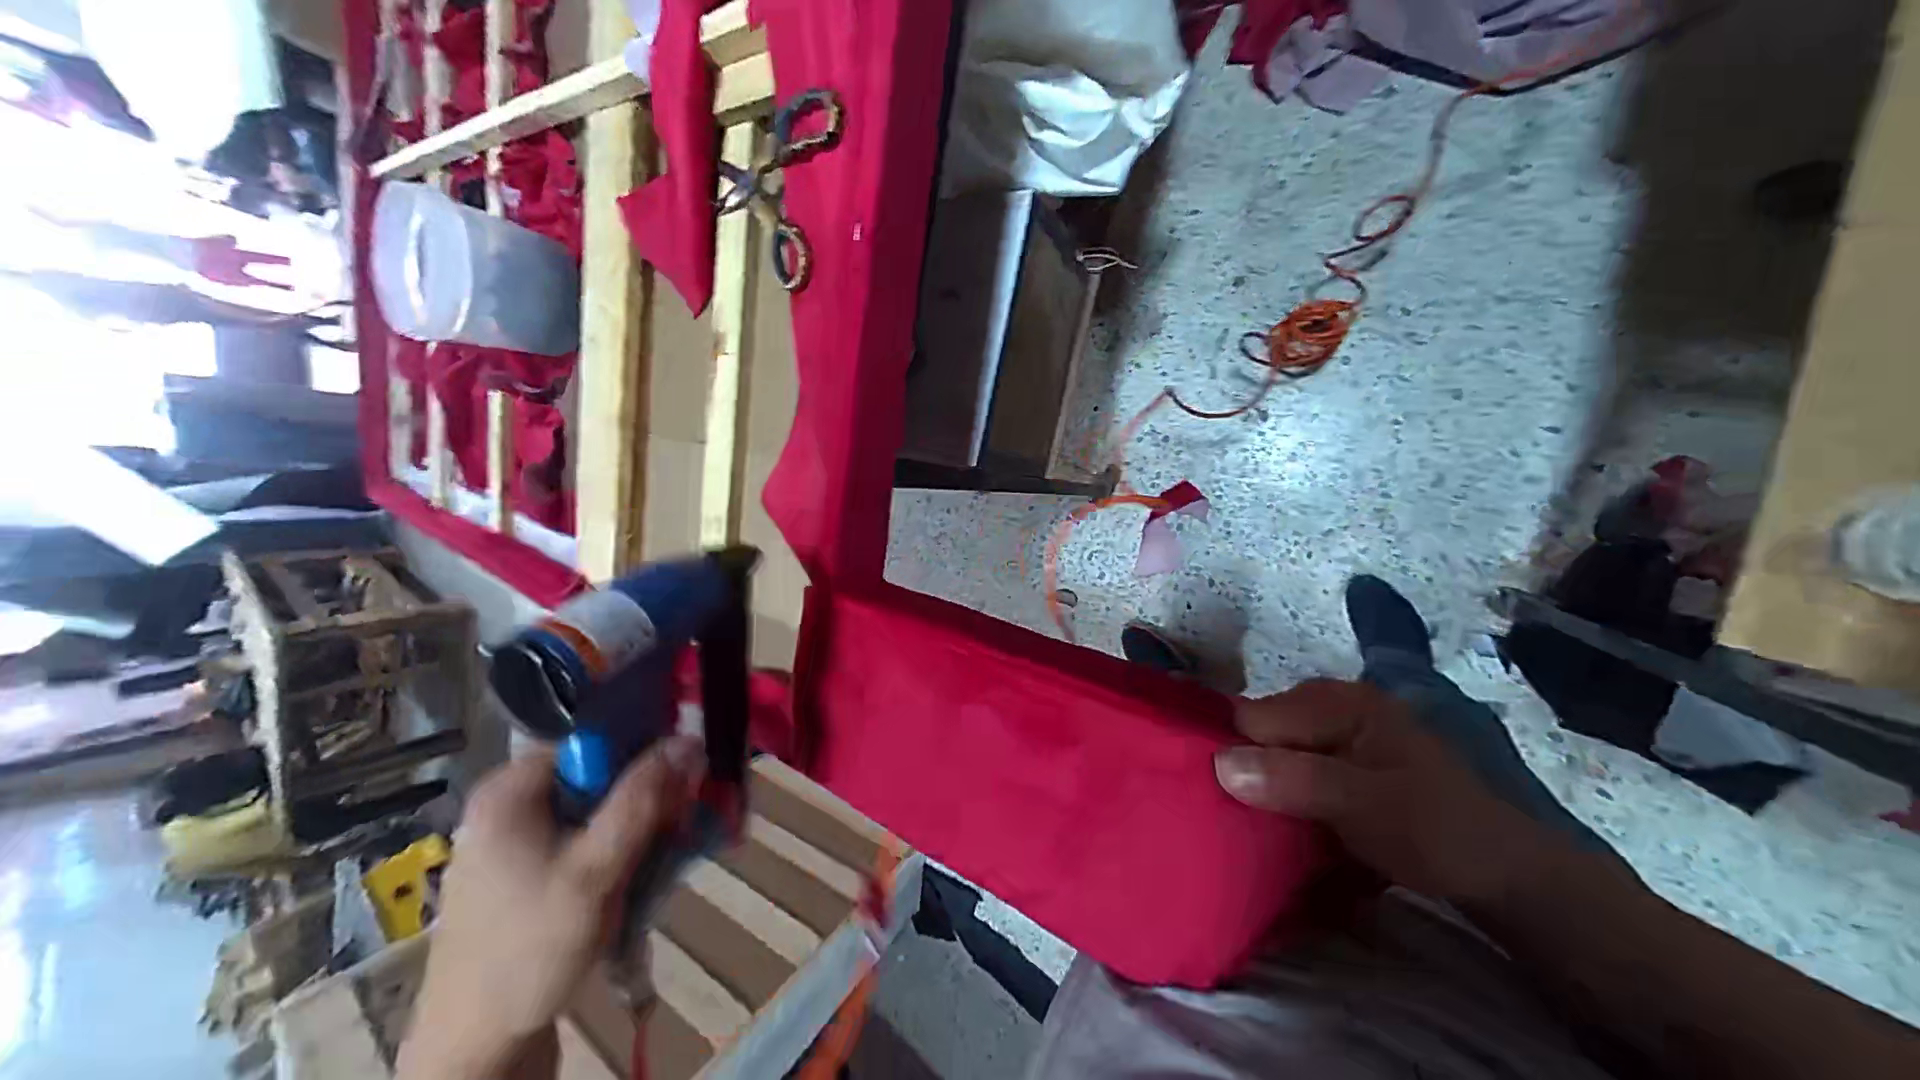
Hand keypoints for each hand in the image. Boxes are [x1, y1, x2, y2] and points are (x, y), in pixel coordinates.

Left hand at [396, 736, 703, 1079]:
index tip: (685, 769)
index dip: (641, 748)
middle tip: (686, 814)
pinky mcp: (526, 876)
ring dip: (637, 825)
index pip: (590, 740)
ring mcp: (515, 844)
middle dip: (645, 793)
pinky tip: (644, 872)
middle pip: (595, 776)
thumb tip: (687, 739)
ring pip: (594, 812)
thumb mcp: (594, 870)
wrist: (475, 1053)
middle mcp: (508, 806)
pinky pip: (583, 842)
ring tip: (674, 845)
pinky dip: (617, 850)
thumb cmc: (530, 950)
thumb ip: (641, 800)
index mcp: (509, 790)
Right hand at [1214, 679, 1564, 908]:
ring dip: (1260, 783)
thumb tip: (1217, 762)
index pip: (1255, 716)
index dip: (1232, 753)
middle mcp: (1333, 705)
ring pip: (1271, 749)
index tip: (1219, 796)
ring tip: (1255, 819)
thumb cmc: (1438, 832)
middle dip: (1244, 769)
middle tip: (1242, 814)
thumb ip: (1294, 780)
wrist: (1504, 876)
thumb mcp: (1365, 807)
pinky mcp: (1341, 760)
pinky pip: (1290, 764)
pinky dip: (1280, 789)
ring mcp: (1337, 732)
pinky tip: (1281, 816)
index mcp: (1340, 701)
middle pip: (1259, 731)